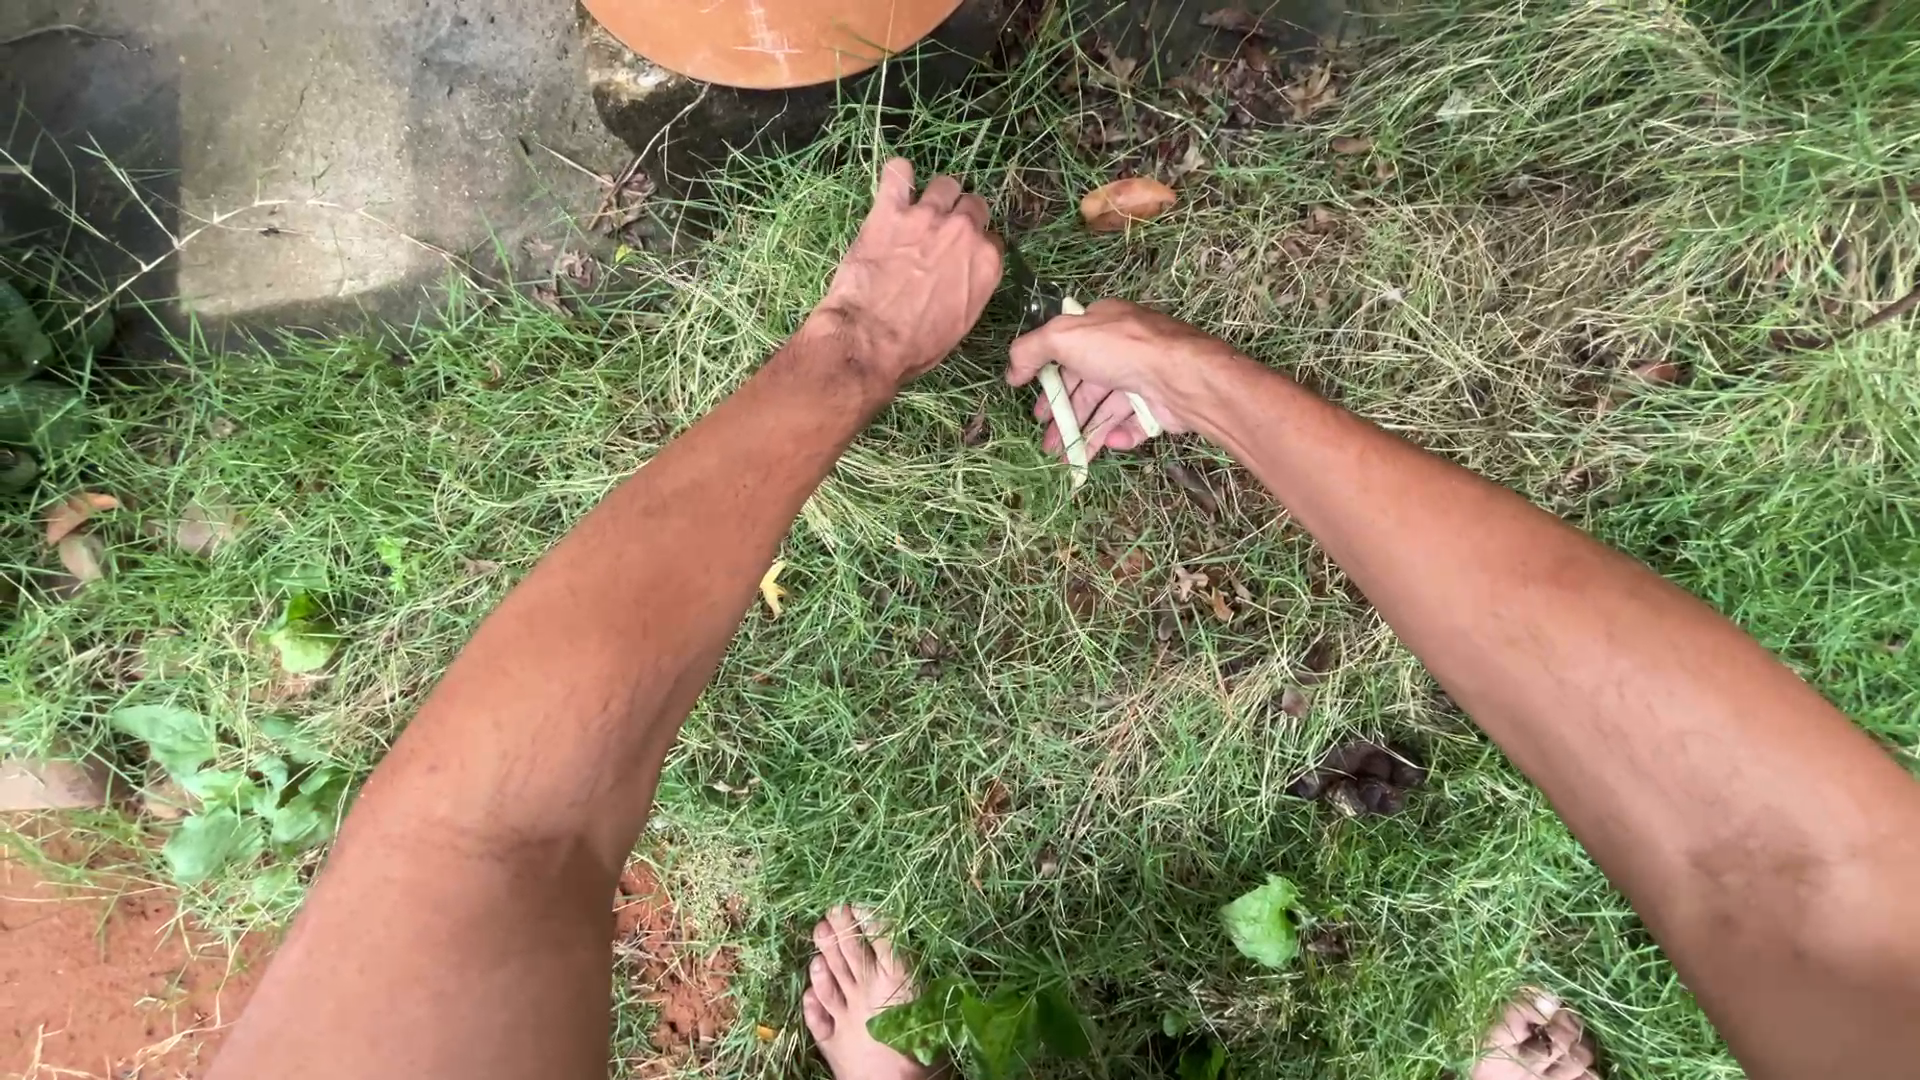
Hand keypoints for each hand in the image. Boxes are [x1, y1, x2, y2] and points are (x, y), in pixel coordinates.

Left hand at [811, 158, 1003, 386]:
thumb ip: (970, 289)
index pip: (991, 240)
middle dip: (962, 217)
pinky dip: (898, 176)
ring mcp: (926, 217)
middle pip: (973, 206)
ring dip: (937, 196)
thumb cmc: (916, 346)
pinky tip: (895, 189)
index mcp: (986, 264)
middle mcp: (963, 232)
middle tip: (943, 235)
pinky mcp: (889, 210)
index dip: (976, 248)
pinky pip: (898, 172)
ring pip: (944, 185)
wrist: (870, 340)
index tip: (962, 257)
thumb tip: (963, 278)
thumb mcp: (959, 325)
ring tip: (921, 213)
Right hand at [1006, 298, 1245, 458]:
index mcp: (1101, 324)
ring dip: (1082, 433)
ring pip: (1104, 409)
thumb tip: (1011, 371)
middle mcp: (1122, 349)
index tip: (1035, 405)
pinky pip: (1130, 423)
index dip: (1047, 379)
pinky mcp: (1157, 405)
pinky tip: (1106, 443)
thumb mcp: (1064, 337)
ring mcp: (1141, 378)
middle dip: (1062, 415)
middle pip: (1083, 386)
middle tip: (1047, 441)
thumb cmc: (1120, 350)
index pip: (1066, 351)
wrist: (1180, 377)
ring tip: (1064, 456)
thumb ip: (1030, 350)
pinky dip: (1116, 435)